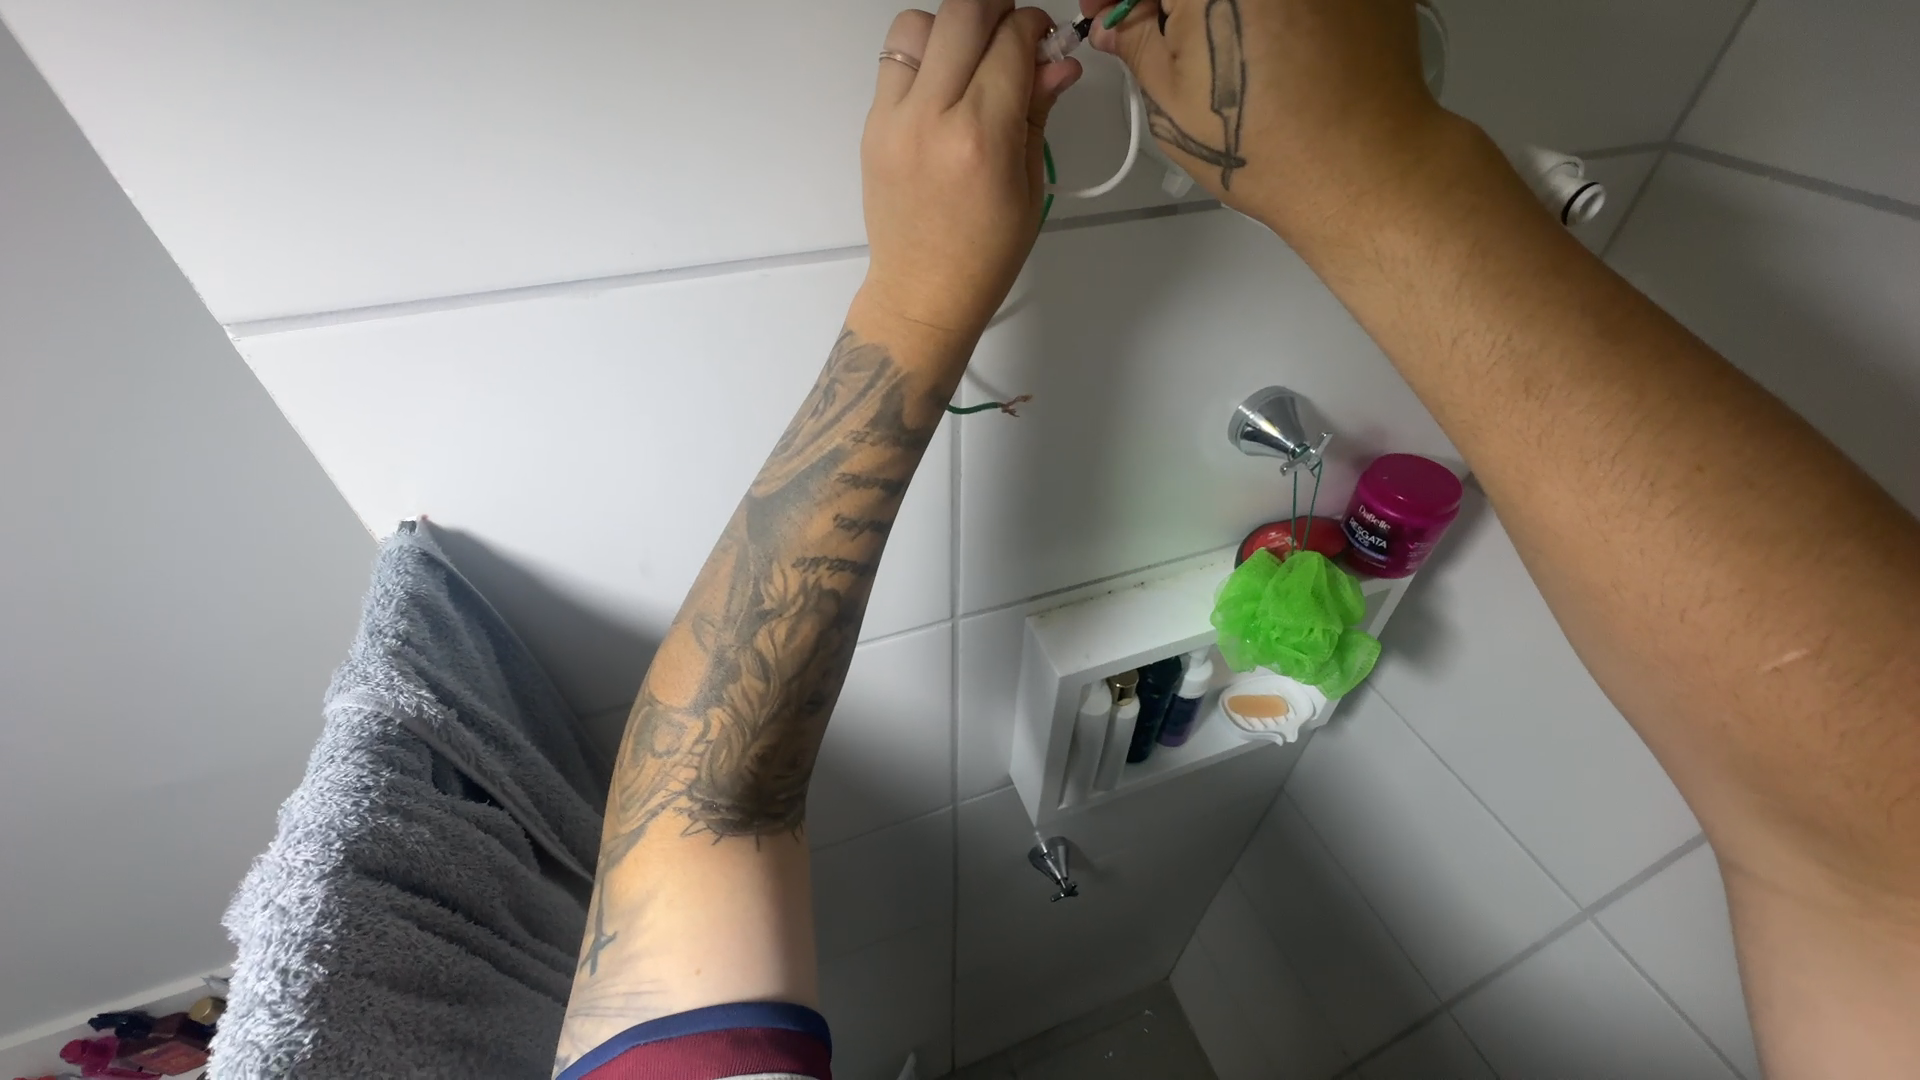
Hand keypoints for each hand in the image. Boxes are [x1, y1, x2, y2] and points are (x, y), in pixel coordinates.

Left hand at [860, 1, 1081, 335]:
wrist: (922, 295)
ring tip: (970, 62)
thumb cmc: (983, 258)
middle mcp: (932, 119)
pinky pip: (893, 62)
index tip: (1044, 41)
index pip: (1011, 41)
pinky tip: (943, 91)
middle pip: (963, 12)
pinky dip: (923, 59)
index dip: (1035, 28)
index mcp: (982, 138)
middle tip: (1010, 35)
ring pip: (917, 23)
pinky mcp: (871, 128)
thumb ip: (1037, 114)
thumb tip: (1057, 62)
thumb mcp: (1028, 189)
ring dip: (951, 27)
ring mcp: (893, 121)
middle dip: (996, 10)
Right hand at [1083, 0, 1450, 236]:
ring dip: (1215, 10)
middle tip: (1151, 25)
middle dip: (1167, 0)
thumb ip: (1136, 45)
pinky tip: (1262, 43)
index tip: (1105, 8)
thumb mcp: (1171, 101)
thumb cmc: (1264, 144)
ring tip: (1208, 42)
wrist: (1354, 164)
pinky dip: (1267, 12)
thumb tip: (1116, 24)